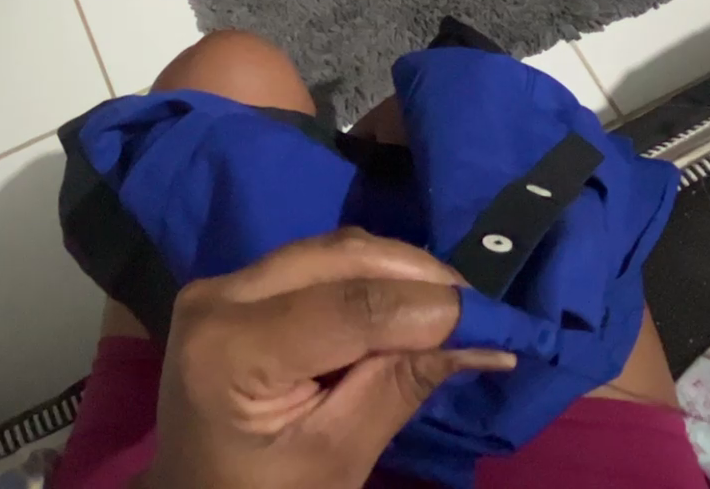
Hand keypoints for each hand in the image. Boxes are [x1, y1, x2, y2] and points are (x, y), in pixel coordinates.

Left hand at [137, 229, 515, 488]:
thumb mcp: (334, 460)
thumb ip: (398, 387)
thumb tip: (480, 339)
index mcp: (231, 351)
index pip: (345, 308)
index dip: (424, 306)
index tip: (491, 319)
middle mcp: (218, 295)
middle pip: (335, 258)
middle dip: (415, 272)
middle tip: (478, 303)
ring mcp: (220, 282)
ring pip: (327, 249)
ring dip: (394, 266)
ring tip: (451, 300)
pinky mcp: (232, 283)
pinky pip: (311, 261)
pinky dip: (364, 273)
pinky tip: (403, 294)